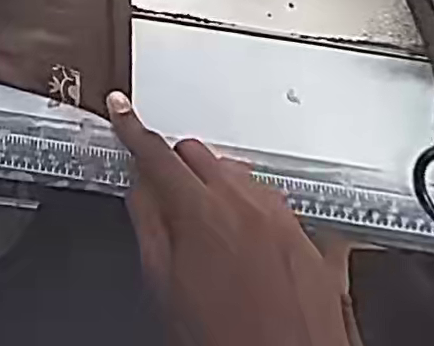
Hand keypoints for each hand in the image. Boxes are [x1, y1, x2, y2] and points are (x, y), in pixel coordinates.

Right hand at [109, 91, 351, 345]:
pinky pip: (272, 199)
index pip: (156, 152)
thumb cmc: (225, 341)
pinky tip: (245, 238)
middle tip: (166, 194)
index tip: (121, 110)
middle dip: (175, 164)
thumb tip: (139, 186)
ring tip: (207, 226)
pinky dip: (250, 205)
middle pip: (197, 152)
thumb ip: (146, 221)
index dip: (131, 127)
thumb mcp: (162, 283)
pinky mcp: (312, 242)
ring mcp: (284, 222)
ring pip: (236, 172)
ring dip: (214, 183)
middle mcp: (245, 207)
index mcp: (201, 213)